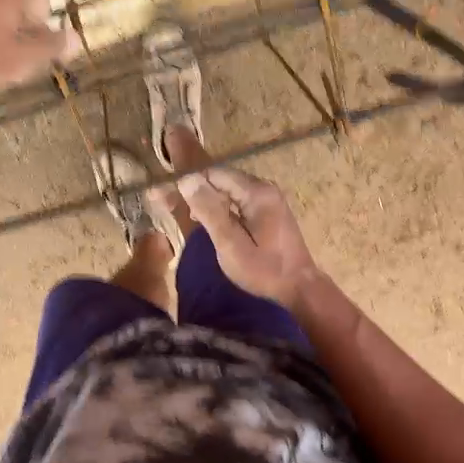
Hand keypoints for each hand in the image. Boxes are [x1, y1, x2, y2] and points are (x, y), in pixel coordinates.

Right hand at [177, 168, 324, 310]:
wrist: (299, 288)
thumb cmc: (264, 270)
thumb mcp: (231, 244)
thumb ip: (209, 211)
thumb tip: (186, 180)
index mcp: (256, 192)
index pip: (214, 174)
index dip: (188, 183)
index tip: (164, 195)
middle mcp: (264, 188)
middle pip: (221, 179)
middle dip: (195, 190)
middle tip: (168, 204)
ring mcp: (269, 199)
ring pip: (229, 190)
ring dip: (207, 199)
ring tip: (187, 216)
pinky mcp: (269, 211)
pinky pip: (238, 200)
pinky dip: (221, 207)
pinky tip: (209, 221)